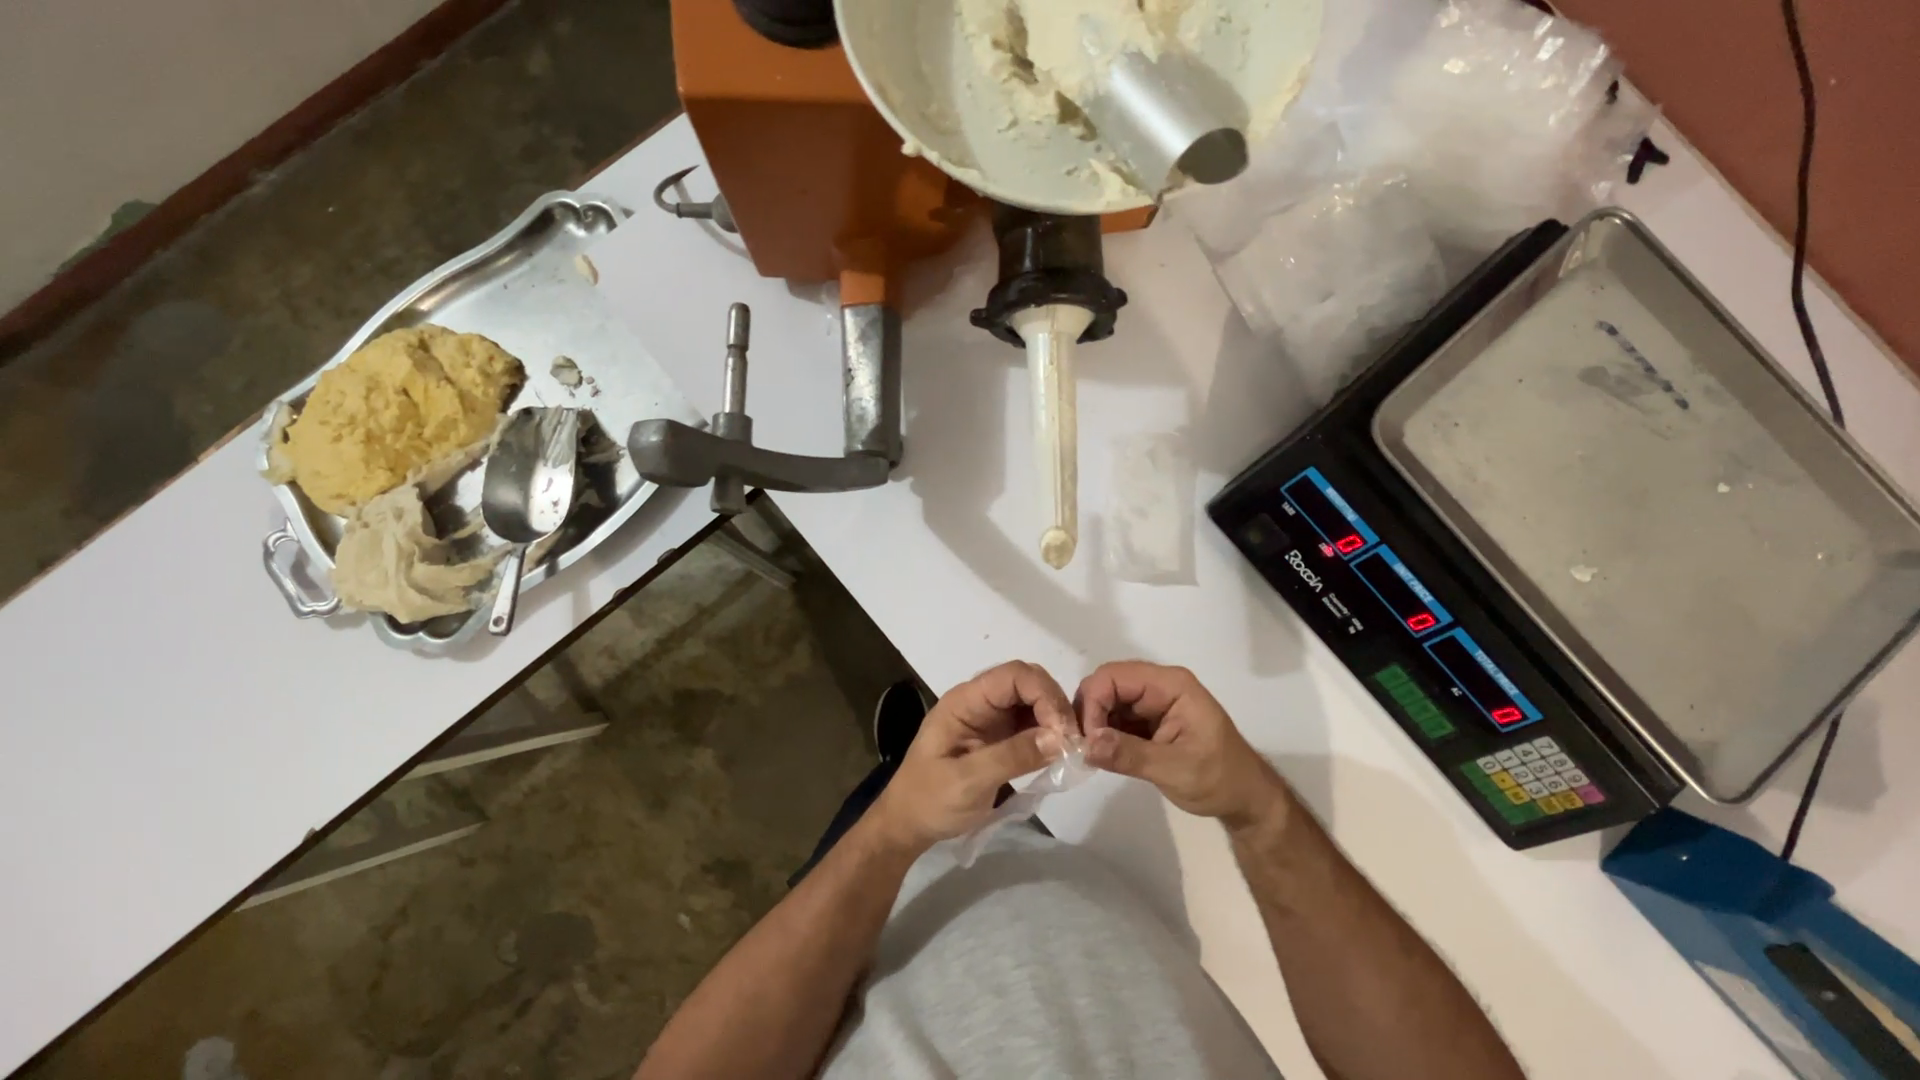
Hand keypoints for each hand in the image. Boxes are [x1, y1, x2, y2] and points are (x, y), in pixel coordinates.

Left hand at [870, 661, 1076, 852]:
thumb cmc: (929, 801)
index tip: (1063, 732)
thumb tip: (1060, 738)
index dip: (1044, 695)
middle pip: (1028, 683)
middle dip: (1054, 706)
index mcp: (965, 702)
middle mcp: (980, 702)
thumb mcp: (968, 782)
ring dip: (1056, 720)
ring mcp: (991, 719)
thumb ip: (1012, 756)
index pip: (1014, 676)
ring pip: (1034, 703)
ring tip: (1070, 751)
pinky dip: (1050, 735)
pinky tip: (1060, 755)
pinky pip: (1032, 725)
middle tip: (1071, 743)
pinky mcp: (1000, 738)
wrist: (908, 825)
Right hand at [1076, 661, 1291, 831]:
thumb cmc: (1219, 780)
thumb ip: (1130, 755)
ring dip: (1094, 725)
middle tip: (1082, 749)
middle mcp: (1159, 686)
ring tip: (1089, 755)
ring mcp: (1153, 703)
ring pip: (1107, 701)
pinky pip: (1115, 718)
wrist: (1245, 799)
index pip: (1114, 676)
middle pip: (1107, 685)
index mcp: (1171, 686)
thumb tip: (1087, 744)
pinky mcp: (1148, 721)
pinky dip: (1103, 734)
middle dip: (1089, 713)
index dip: (1094, 703)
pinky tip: (1101, 756)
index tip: (1087, 740)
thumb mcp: (1175, 770)